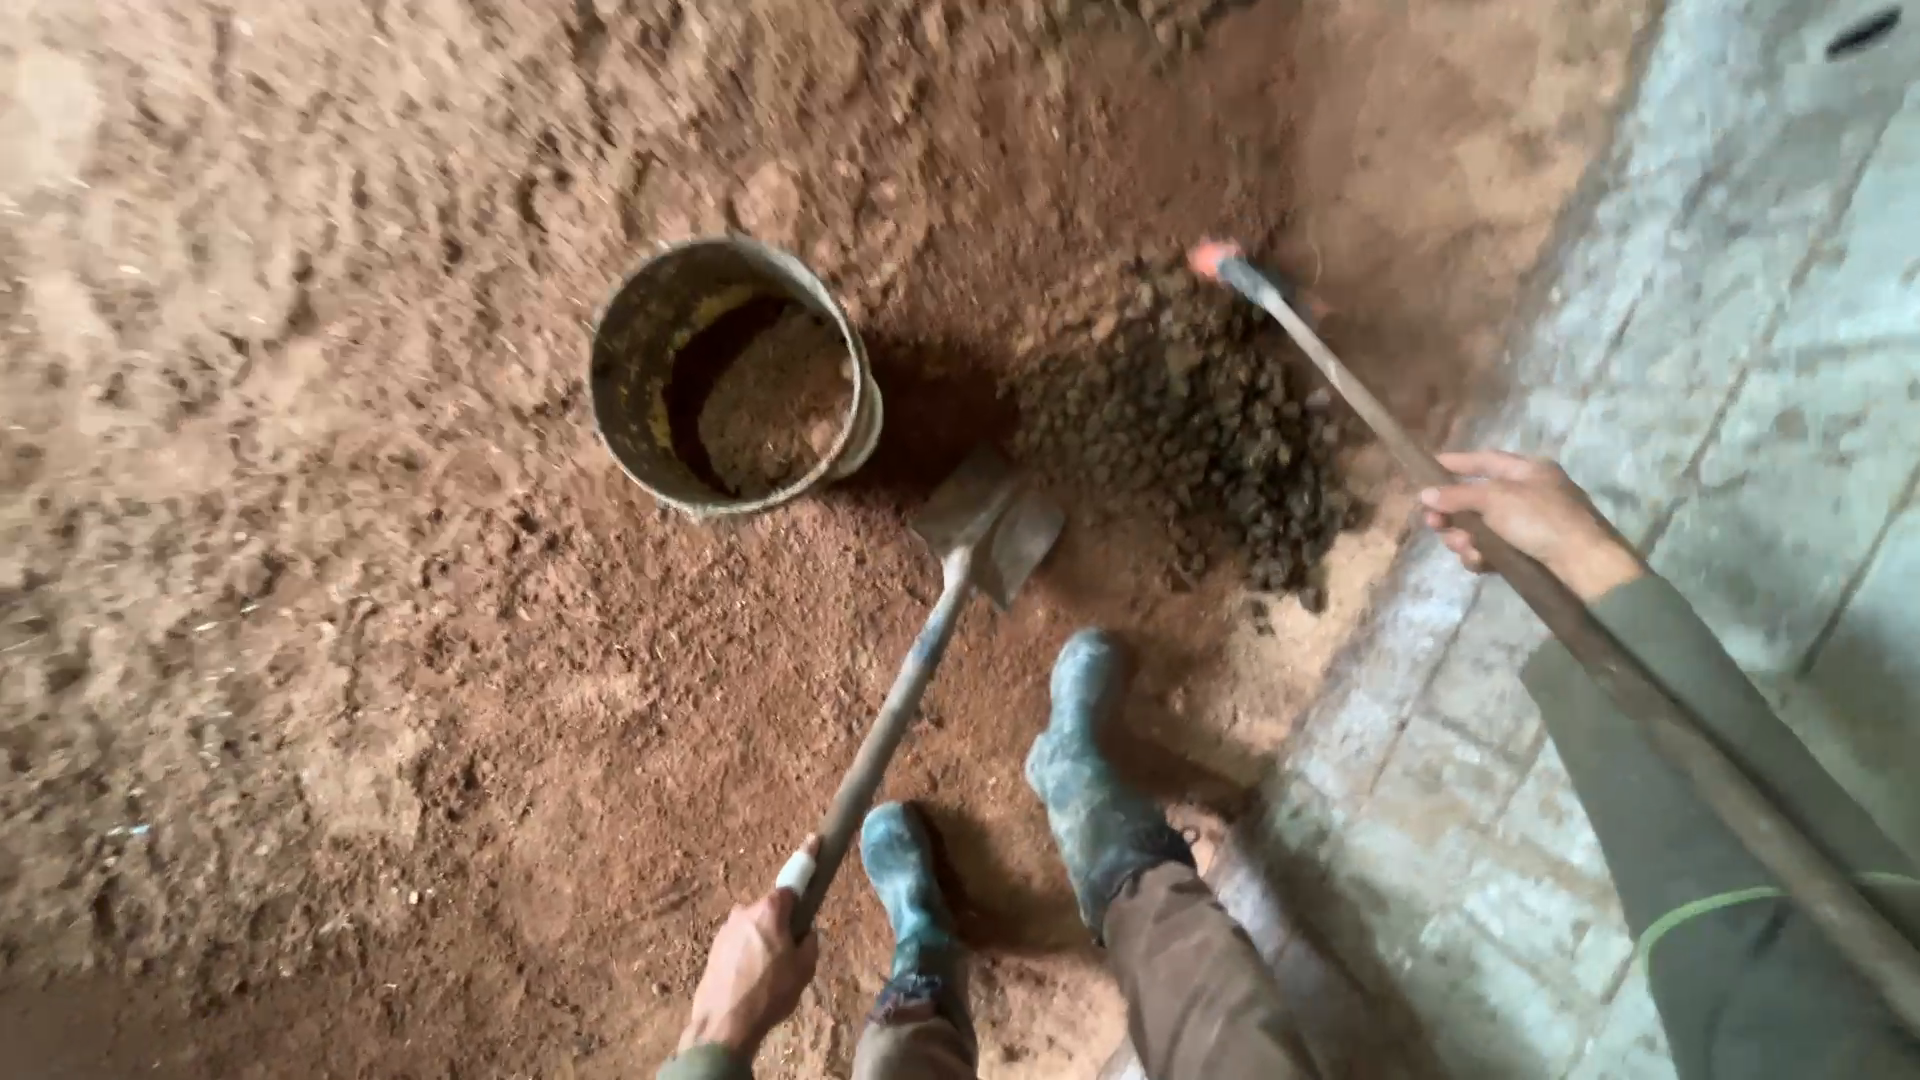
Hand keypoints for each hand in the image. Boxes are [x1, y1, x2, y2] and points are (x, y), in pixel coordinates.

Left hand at [677, 837, 821, 1059]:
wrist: (722, 1027)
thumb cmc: (769, 993)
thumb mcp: (804, 968)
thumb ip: (810, 943)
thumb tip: (805, 934)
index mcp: (772, 909)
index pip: (795, 875)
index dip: (809, 856)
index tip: (815, 838)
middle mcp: (747, 910)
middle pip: (774, 908)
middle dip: (784, 923)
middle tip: (790, 952)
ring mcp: (727, 928)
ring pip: (756, 927)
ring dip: (764, 941)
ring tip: (767, 976)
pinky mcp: (715, 948)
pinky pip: (740, 943)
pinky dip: (748, 955)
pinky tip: (751, 981)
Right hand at [1420, 451, 1644, 601]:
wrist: (1583, 564)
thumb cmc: (1541, 519)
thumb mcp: (1495, 499)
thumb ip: (1456, 494)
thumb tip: (1424, 494)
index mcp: (1527, 471)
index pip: (1484, 460)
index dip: (1455, 462)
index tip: (1426, 467)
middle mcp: (1524, 494)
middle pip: (1472, 498)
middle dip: (1450, 512)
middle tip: (1432, 523)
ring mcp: (1524, 524)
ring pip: (1475, 527)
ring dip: (1461, 537)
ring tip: (1462, 545)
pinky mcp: (1523, 550)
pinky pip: (1488, 548)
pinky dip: (1478, 554)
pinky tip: (1478, 560)